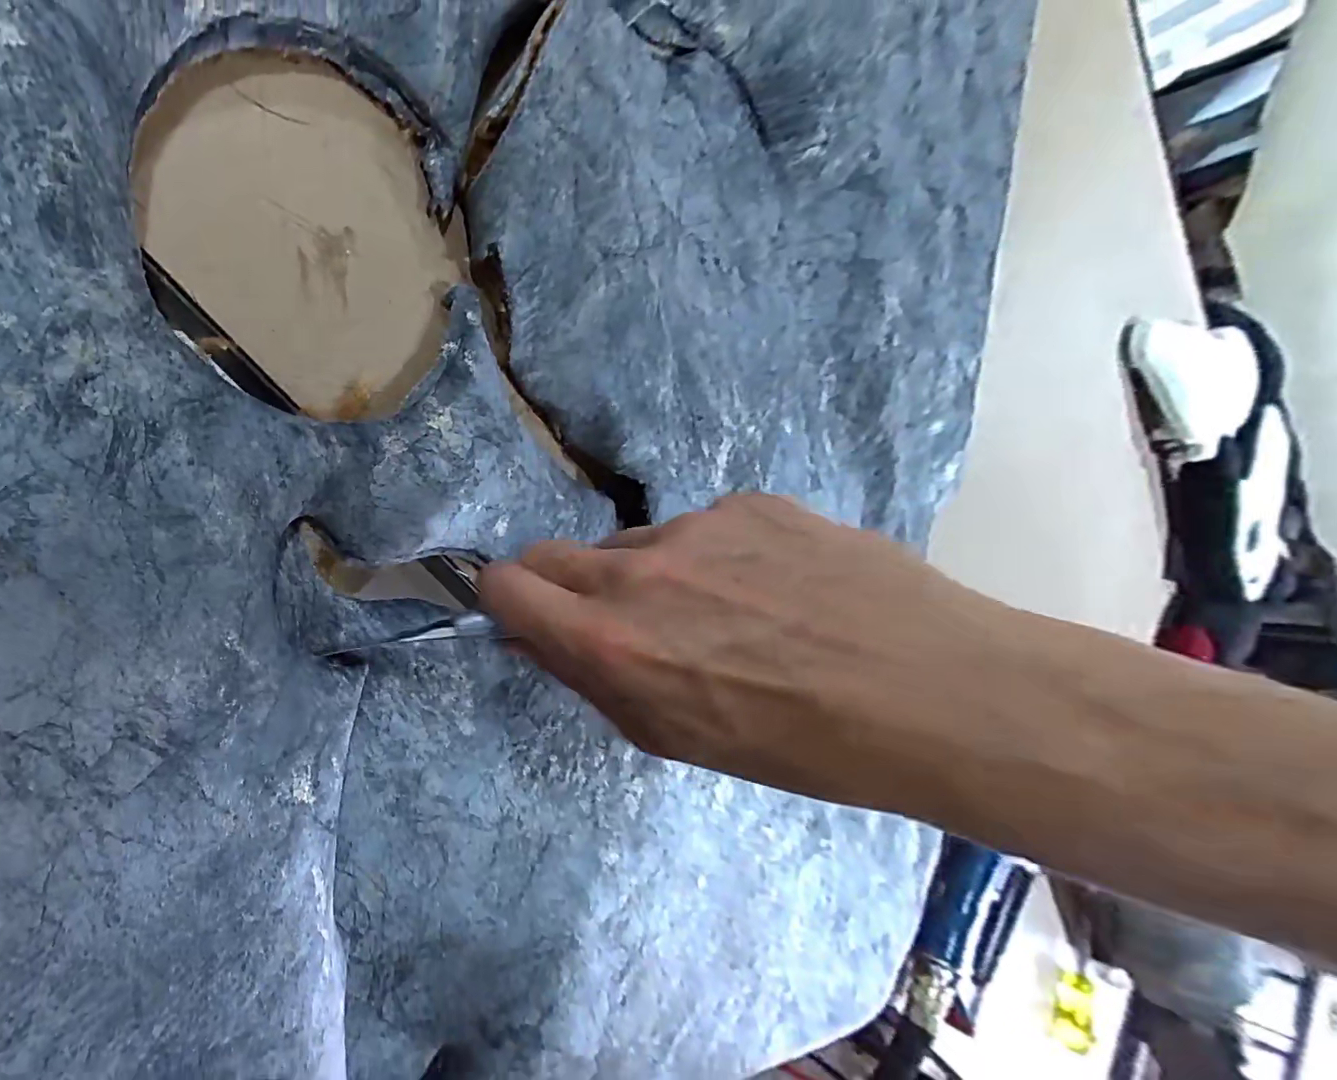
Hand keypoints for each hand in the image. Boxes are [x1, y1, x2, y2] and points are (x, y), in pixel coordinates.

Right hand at [478, 494, 1010, 809]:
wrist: (943, 697)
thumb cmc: (794, 744)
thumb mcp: (670, 735)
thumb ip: (585, 679)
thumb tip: (531, 637)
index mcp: (610, 639)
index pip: (503, 584)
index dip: (501, 598)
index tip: (525, 614)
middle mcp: (637, 572)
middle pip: (547, 552)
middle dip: (558, 584)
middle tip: (611, 619)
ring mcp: (695, 526)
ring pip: (629, 543)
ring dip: (645, 575)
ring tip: (722, 611)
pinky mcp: (749, 501)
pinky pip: (698, 527)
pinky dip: (711, 556)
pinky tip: (771, 587)